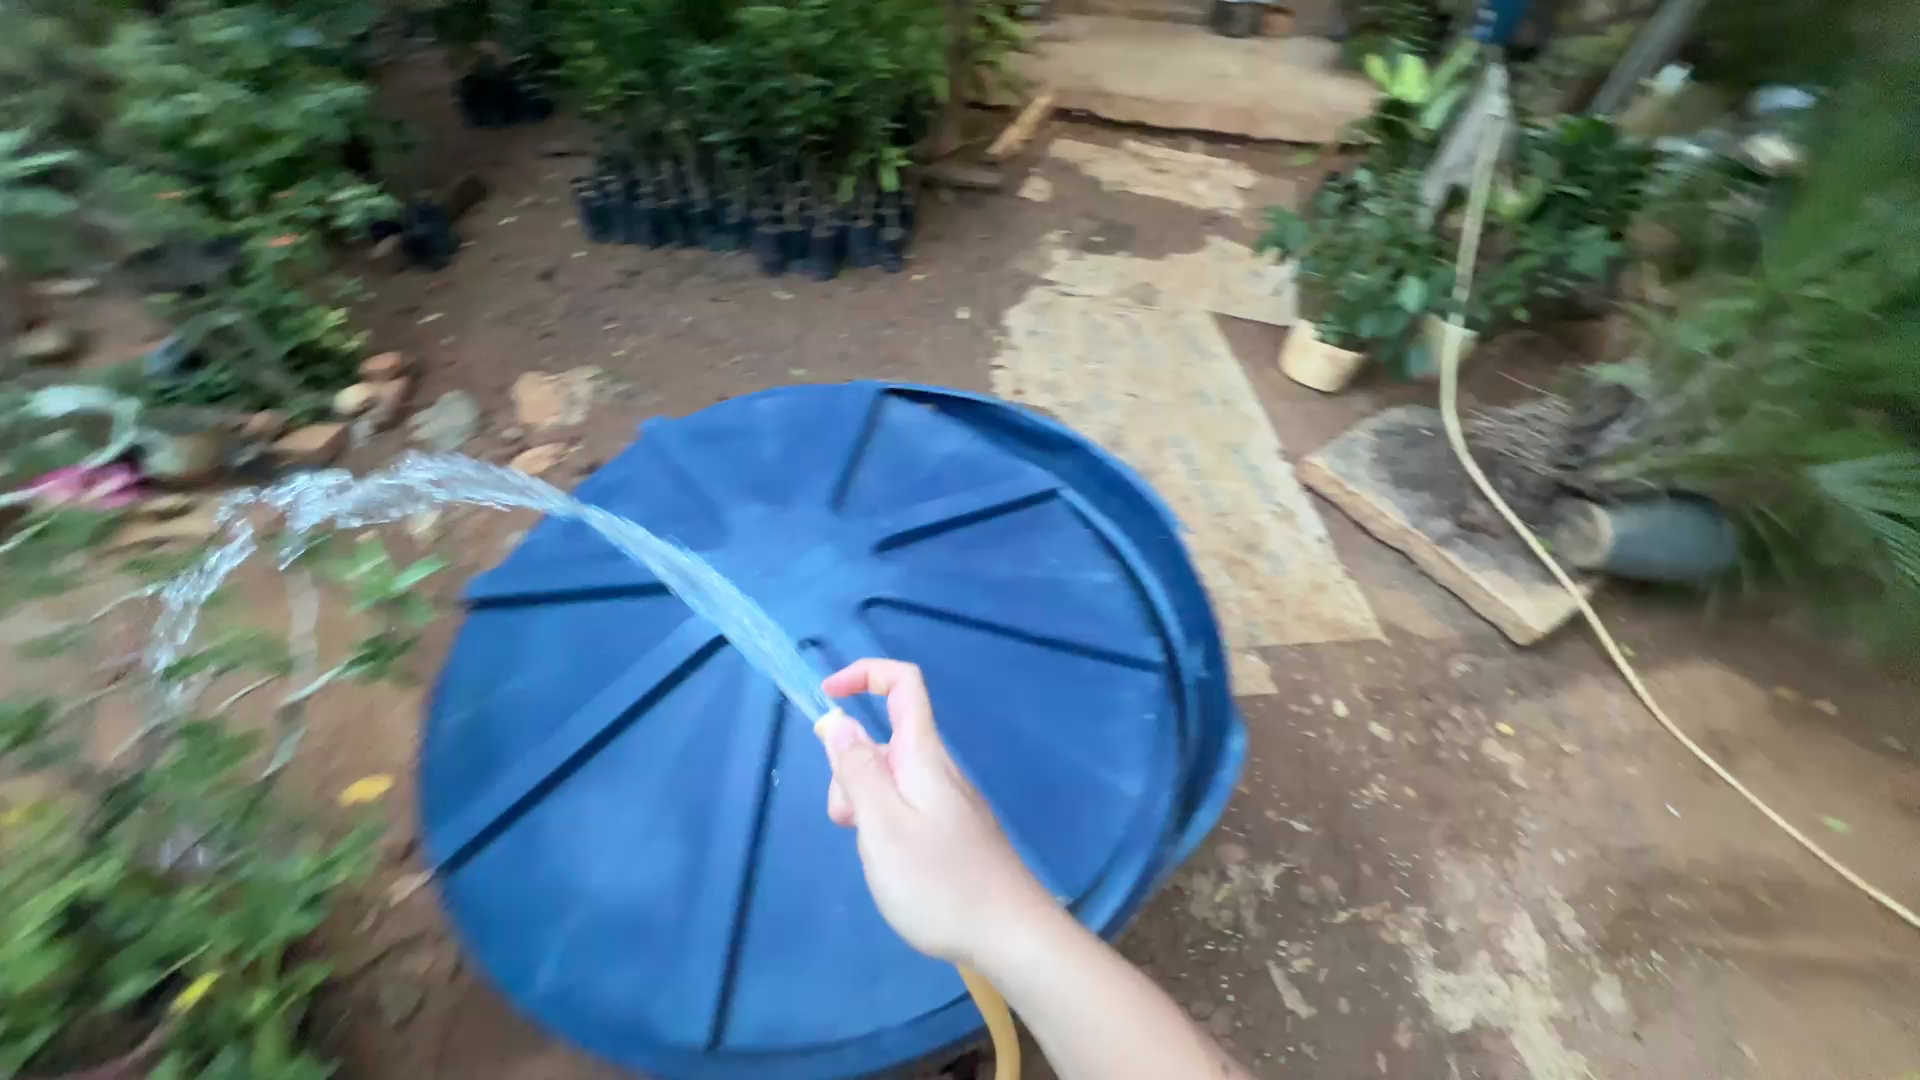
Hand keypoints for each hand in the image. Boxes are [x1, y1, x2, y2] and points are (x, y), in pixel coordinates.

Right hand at [815, 659, 1055, 966]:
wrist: (1010, 934)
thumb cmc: (939, 881)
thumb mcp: (882, 825)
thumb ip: (857, 770)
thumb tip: (838, 720)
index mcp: (923, 754)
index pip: (902, 683)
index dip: (864, 674)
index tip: (827, 697)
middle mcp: (937, 768)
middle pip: (883, 741)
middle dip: (849, 769)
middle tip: (849, 822)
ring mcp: (947, 800)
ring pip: (889, 780)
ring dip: (864, 805)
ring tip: (875, 855)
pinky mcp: (951, 829)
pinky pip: (904, 807)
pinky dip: (883, 825)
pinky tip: (894, 867)